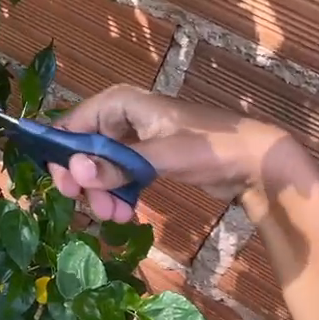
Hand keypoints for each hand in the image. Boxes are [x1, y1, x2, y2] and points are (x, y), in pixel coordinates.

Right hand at [47, 85, 300, 222]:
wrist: (255, 162)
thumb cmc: (210, 147)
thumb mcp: (159, 157)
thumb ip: (117, 166)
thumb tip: (76, 173)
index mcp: (119, 103)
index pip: (71, 127)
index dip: (63, 157)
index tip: (68, 188)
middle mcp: (119, 116)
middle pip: (82, 150)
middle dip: (86, 181)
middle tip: (95, 209)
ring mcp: (132, 138)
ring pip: (99, 167)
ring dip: (101, 193)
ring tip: (115, 216)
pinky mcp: (144, 158)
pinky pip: (117, 176)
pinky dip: (117, 194)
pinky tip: (124, 212)